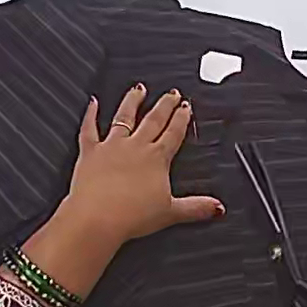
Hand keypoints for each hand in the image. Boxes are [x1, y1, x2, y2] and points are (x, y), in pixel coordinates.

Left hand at [60, 84, 222, 245]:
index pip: (174, 132)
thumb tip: (216, 207)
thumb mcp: (171, 213)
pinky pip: (90, 128)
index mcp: (157, 158)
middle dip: (165, 105)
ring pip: (124, 116)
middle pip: (154, 120)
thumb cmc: (131, 215)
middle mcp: (136, 147)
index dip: (182, 118)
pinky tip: (93, 103)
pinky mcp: (90, 152)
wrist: (98, 218)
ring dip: (133, 101)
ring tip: (139, 89)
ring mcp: (112, 146)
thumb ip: (196, 208)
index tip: (186, 107)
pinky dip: (90, 114)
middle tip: (171, 93)